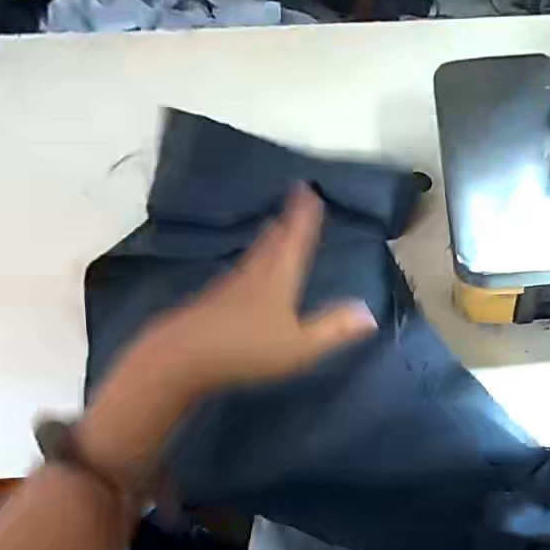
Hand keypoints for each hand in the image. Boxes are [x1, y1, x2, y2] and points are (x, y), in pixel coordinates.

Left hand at [80, 184, 377, 484]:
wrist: (179, 358)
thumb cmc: (246, 350)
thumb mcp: (300, 346)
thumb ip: (334, 329)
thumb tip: (369, 312)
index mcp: (279, 279)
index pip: (296, 241)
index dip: (304, 217)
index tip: (309, 191)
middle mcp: (254, 275)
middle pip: (274, 243)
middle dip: (287, 220)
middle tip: (295, 199)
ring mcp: (229, 287)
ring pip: (255, 256)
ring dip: (269, 239)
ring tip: (275, 228)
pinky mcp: (212, 302)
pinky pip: (240, 272)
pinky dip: (252, 261)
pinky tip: (247, 272)